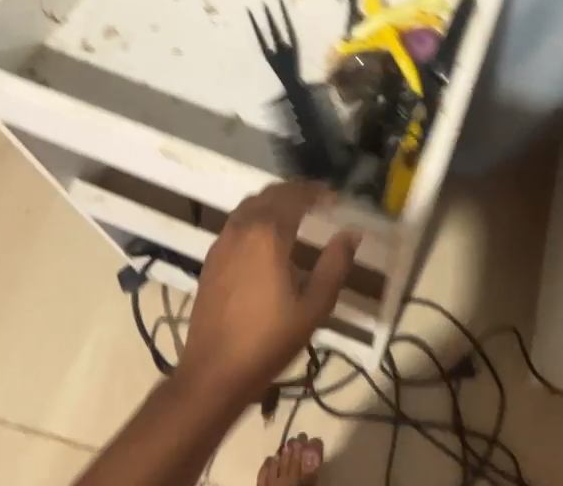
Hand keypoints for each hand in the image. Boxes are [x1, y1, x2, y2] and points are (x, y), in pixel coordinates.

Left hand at [177, 180, 360, 399]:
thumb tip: (351, 233)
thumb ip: (335, 264)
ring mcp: (222, 242)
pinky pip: (236, 222)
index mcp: (269, 234)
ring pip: (250, 205)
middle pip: (270, 194)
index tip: (335, 199)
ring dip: (274, 201)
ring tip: (295, 213)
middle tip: (318, 200)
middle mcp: (242, 228)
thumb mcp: (314, 306)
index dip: (317, 192)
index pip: (295, 196)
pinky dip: (256, 216)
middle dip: (296, 191)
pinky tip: (267, 238)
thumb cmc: (269, 340)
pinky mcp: (211, 259)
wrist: (214, 372)